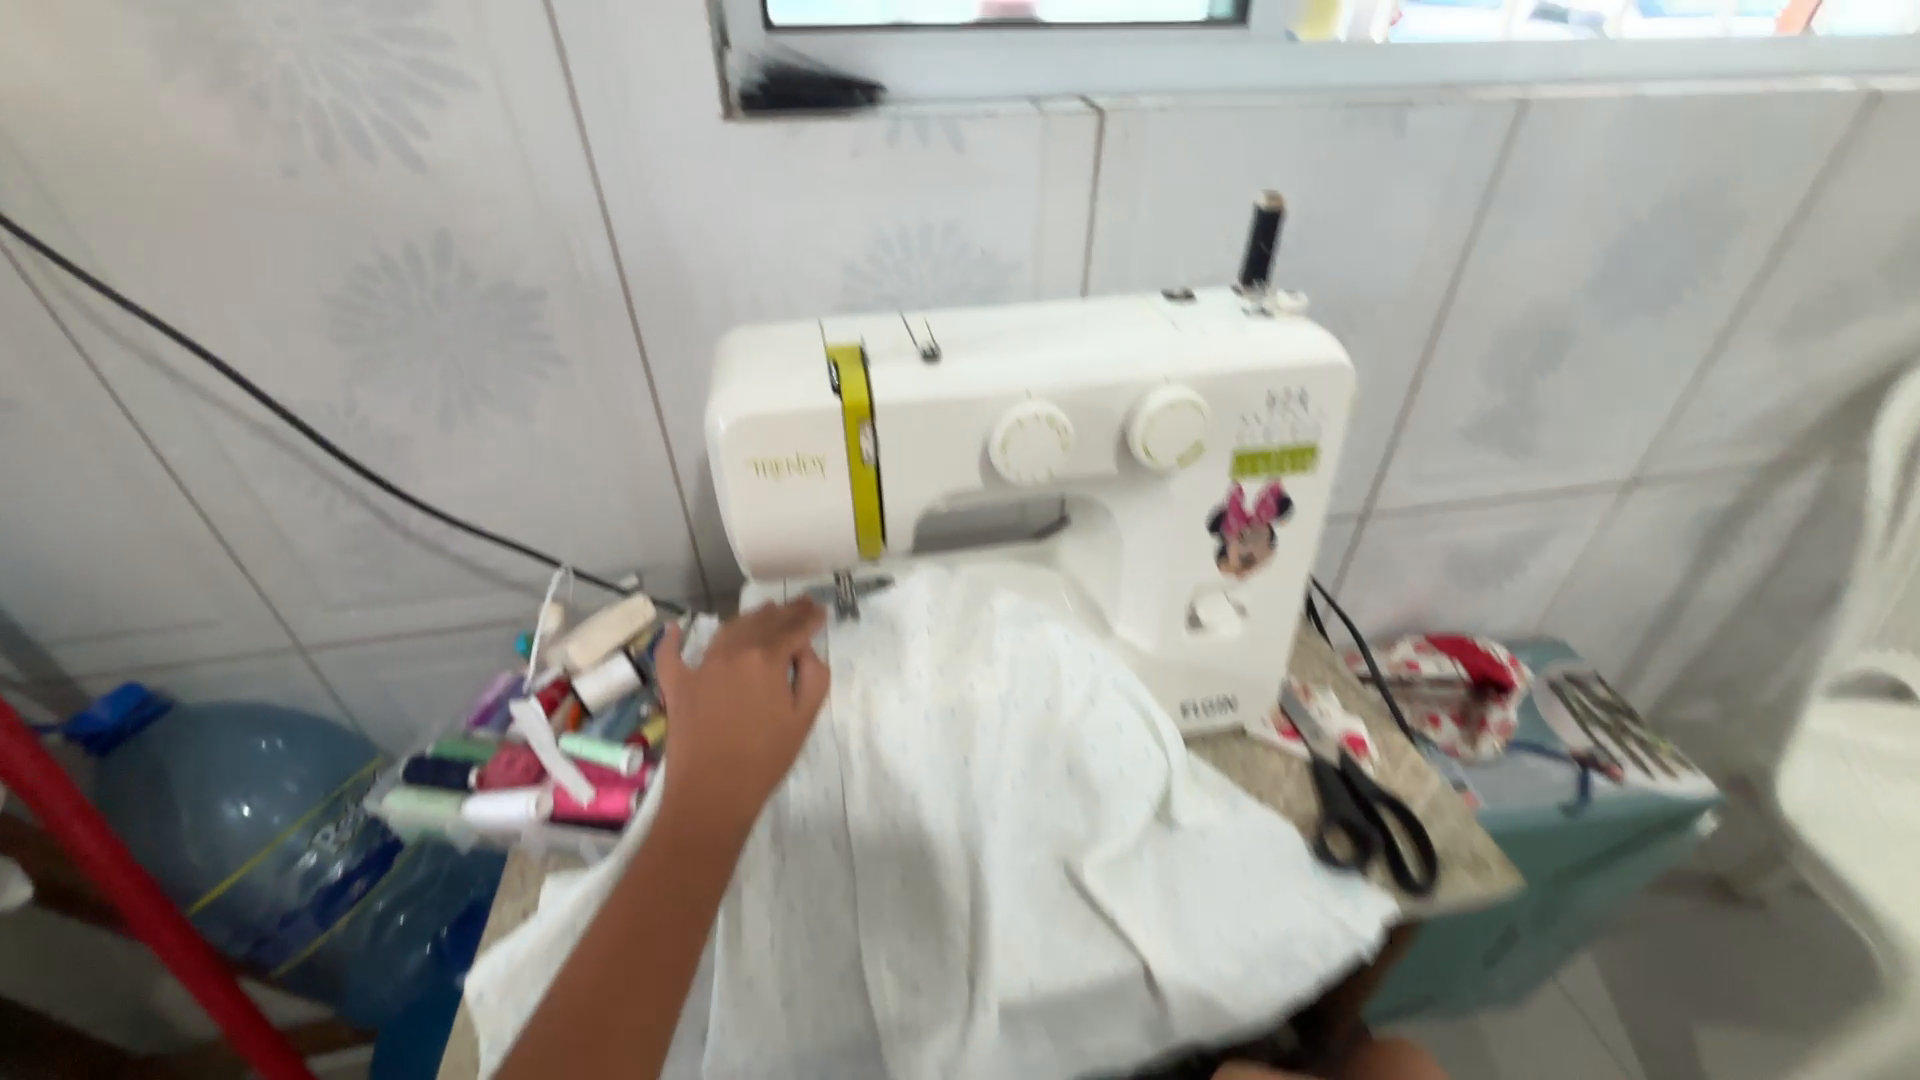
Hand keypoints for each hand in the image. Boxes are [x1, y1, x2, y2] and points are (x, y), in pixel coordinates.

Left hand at [654, 597, 829, 833]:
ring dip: (749, 618)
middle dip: (784, 612)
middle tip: (800, 604)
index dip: (810, 617)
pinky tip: (676, 627)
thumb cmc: (766, 757)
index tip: (820, 610)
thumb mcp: (805, 716)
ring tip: (765, 612)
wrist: (712, 792)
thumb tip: (803, 651)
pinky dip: (673, 640)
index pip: (793, 628)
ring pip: (728, 630)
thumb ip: (813, 674)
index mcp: (765, 658)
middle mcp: (732, 652)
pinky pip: (671, 655)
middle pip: (762, 622)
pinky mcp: (677, 686)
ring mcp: (700, 667)